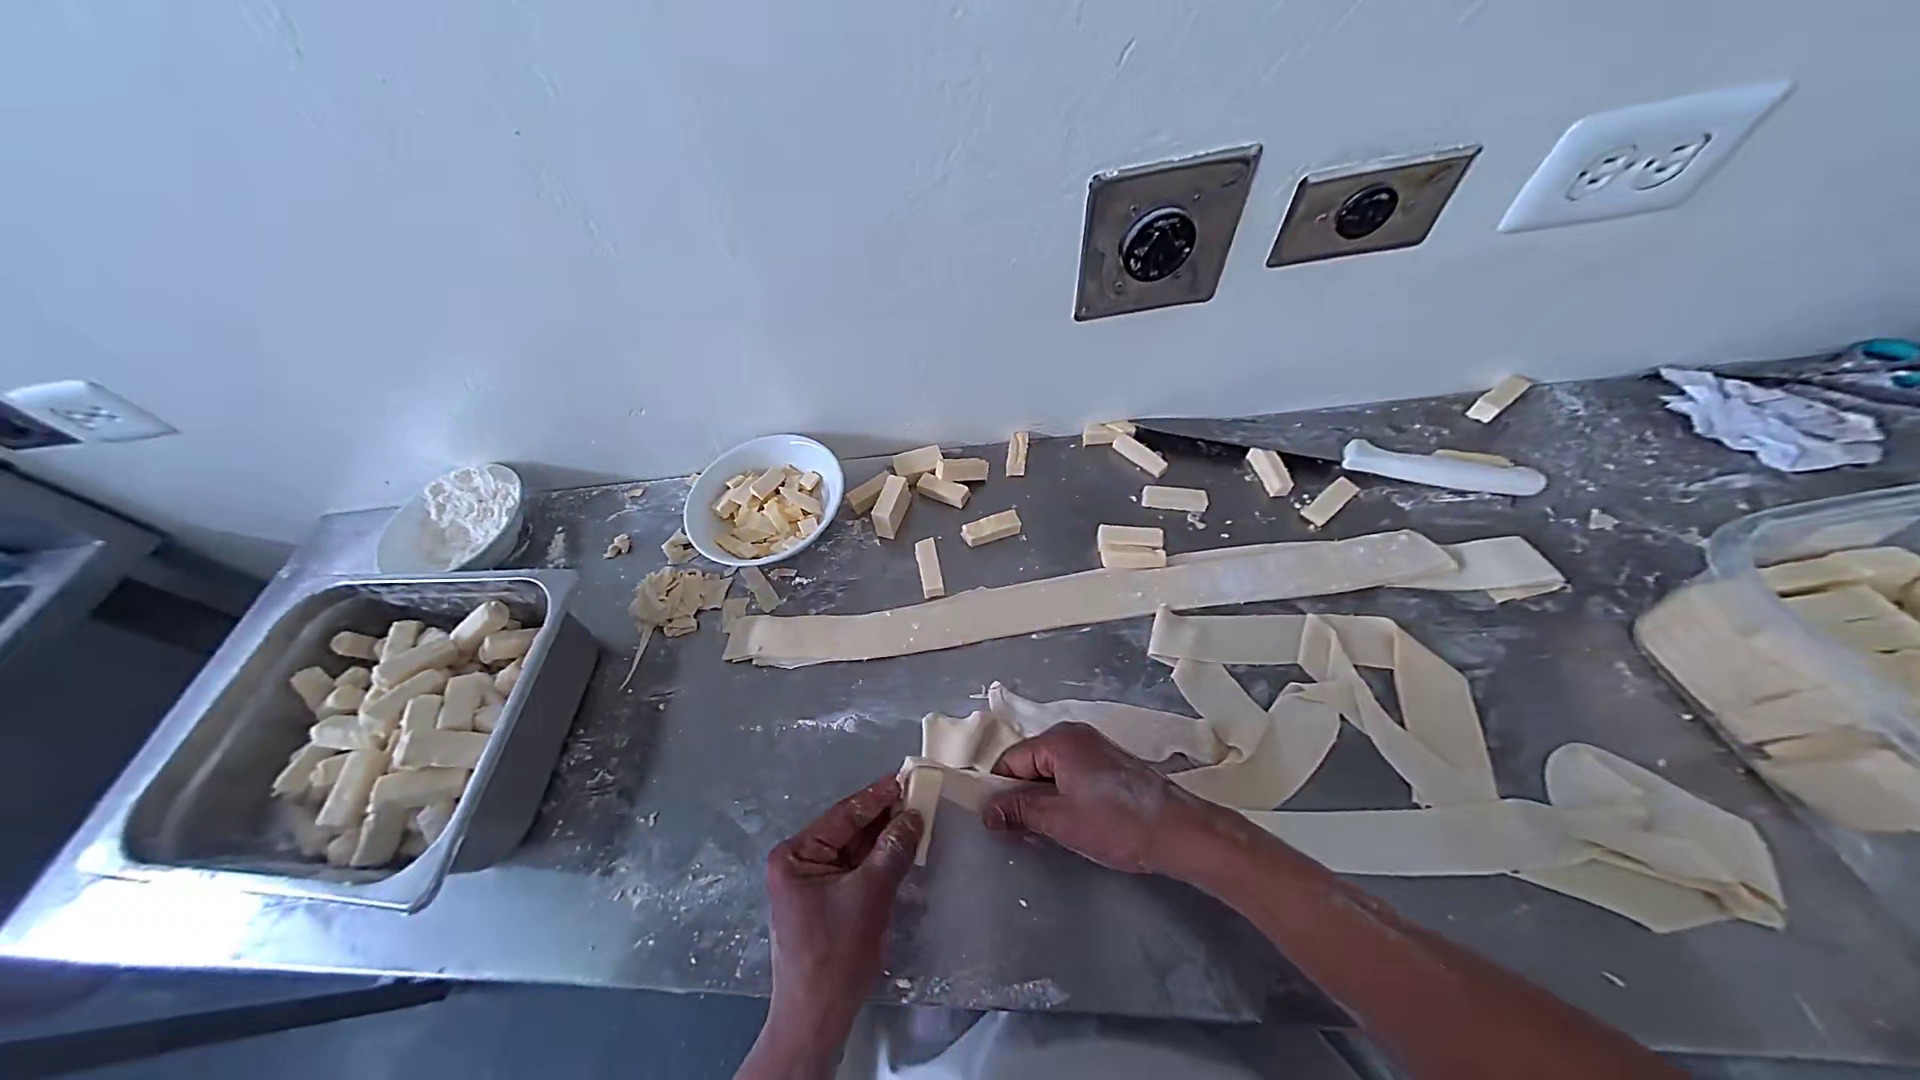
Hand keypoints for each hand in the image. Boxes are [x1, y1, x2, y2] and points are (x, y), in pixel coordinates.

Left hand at [749, 775, 921, 1075]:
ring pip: (857, 849)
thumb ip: (891, 851)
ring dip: (886, 837)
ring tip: (917, 816)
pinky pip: (858, 869)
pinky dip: (881, 860)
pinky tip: (904, 847)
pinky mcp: (830, 901)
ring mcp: (814, 883)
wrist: (817, 1020)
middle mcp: (800, 863)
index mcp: (795, 856)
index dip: (877, 796)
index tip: (905, 778)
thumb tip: (912, 816)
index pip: (843, 815)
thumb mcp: (868, 896)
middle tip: (918, 795)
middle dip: (884, 816)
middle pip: (850, 830)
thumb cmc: (834, 955)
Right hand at [980, 722, 1227, 874]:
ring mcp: (1094, 747)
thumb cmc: (1116, 824)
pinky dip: (1064, 796)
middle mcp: (1074, 735)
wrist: (1179, 832)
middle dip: (1022, 796)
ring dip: (1043, 799)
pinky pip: (1071, 774)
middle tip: (1022, 832)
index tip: (998, 822)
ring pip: (1050, 771)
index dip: (999, 791)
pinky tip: (1073, 822)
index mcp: (1058, 740)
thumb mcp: (1059, 820)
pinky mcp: (1109, 764)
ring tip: (1049, 831)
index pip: (1010, 760)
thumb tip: (987, 811)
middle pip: (1030, 763)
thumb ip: (1019, 811)